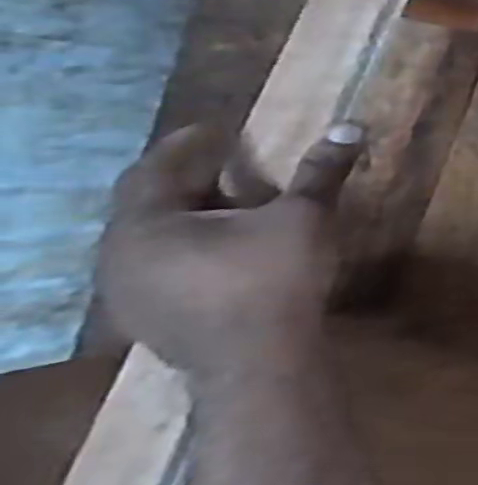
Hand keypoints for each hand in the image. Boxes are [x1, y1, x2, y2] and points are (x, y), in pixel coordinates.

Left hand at [96, 123, 364, 385]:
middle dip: (190, 180)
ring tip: (232, 204)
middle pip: (151, 204)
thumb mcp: (304, 216)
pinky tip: (228, 249)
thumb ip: (321, 173)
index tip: (215, 127)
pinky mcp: (152, 317)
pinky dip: (195, 246)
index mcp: (146, 225)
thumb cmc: (273, 275)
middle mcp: (121, 255)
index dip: (187, 144)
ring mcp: (130, 292)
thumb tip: (349, 127)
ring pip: (157, 239)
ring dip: (193, 216)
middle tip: (226, 161)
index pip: (157, 169)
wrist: (258, 358)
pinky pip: (166, 266)